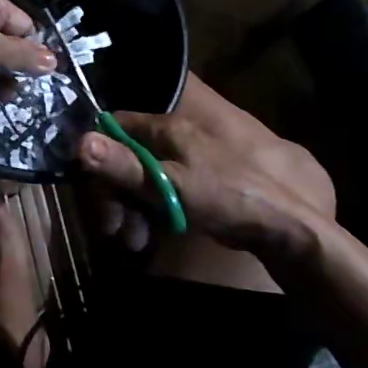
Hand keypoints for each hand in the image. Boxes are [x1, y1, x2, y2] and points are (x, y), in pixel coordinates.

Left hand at [0, 0, 55, 91]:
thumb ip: (22, 56)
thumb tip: (55, 63)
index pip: (24, 24)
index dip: (32, 47)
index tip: (40, 72)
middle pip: (9, 40)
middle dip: (17, 63)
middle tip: (25, 84)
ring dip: (4, 74)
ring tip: (12, 95)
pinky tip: (0, 94)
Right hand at [75, 75, 336, 263]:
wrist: (286, 223)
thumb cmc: (228, 196)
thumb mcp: (171, 185)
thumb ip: (126, 165)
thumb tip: (80, 141)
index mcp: (170, 127)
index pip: (117, 126)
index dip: (100, 157)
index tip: (95, 191)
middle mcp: (178, 137)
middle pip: (128, 157)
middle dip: (116, 194)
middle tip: (114, 229)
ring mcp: (191, 160)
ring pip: (144, 179)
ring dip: (132, 210)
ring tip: (135, 241)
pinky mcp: (201, 183)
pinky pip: (163, 192)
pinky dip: (153, 214)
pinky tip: (151, 237)